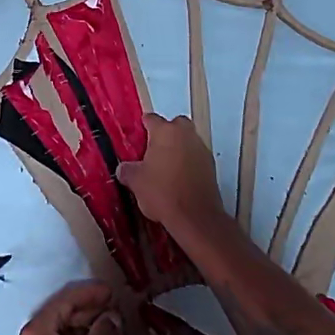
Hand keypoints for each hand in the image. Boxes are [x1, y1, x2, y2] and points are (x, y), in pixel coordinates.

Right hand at [117, 114, 223, 236]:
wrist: (194, 216)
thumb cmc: (162, 192)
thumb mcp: (135, 181)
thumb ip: (127, 170)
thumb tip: (123, 168)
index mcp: (165, 131)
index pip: (151, 119)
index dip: (142, 126)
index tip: (137, 136)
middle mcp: (186, 134)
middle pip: (174, 125)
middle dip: (165, 133)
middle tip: (153, 150)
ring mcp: (201, 148)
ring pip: (187, 140)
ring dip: (178, 148)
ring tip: (165, 167)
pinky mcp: (211, 164)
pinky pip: (196, 156)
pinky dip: (188, 162)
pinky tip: (179, 177)